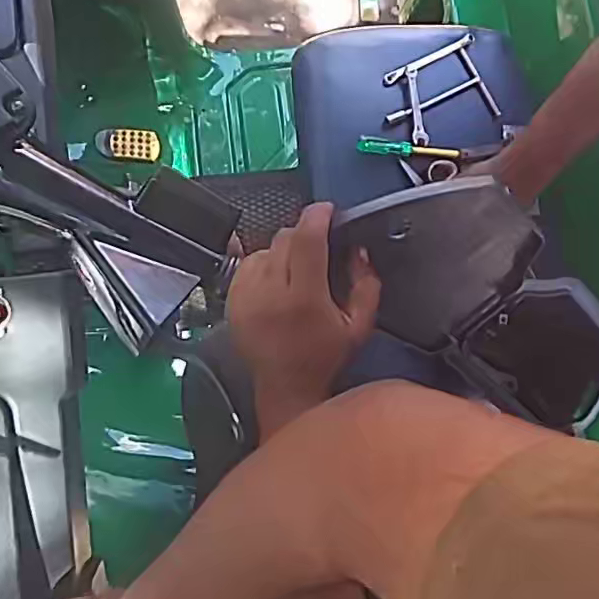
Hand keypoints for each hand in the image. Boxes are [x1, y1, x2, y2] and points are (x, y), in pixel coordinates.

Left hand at [225, 202, 380, 434]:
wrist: (286, 389)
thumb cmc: (326, 358)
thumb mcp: (360, 326)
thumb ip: (366, 285)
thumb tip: (357, 250)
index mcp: (304, 299)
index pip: (307, 240)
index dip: (318, 216)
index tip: (327, 210)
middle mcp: (270, 294)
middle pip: (285, 239)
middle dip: (304, 234)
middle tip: (318, 247)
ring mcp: (246, 297)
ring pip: (265, 249)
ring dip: (283, 251)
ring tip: (296, 270)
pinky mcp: (233, 302)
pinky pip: (248, 264)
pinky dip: (264, 264)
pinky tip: (276, 281)